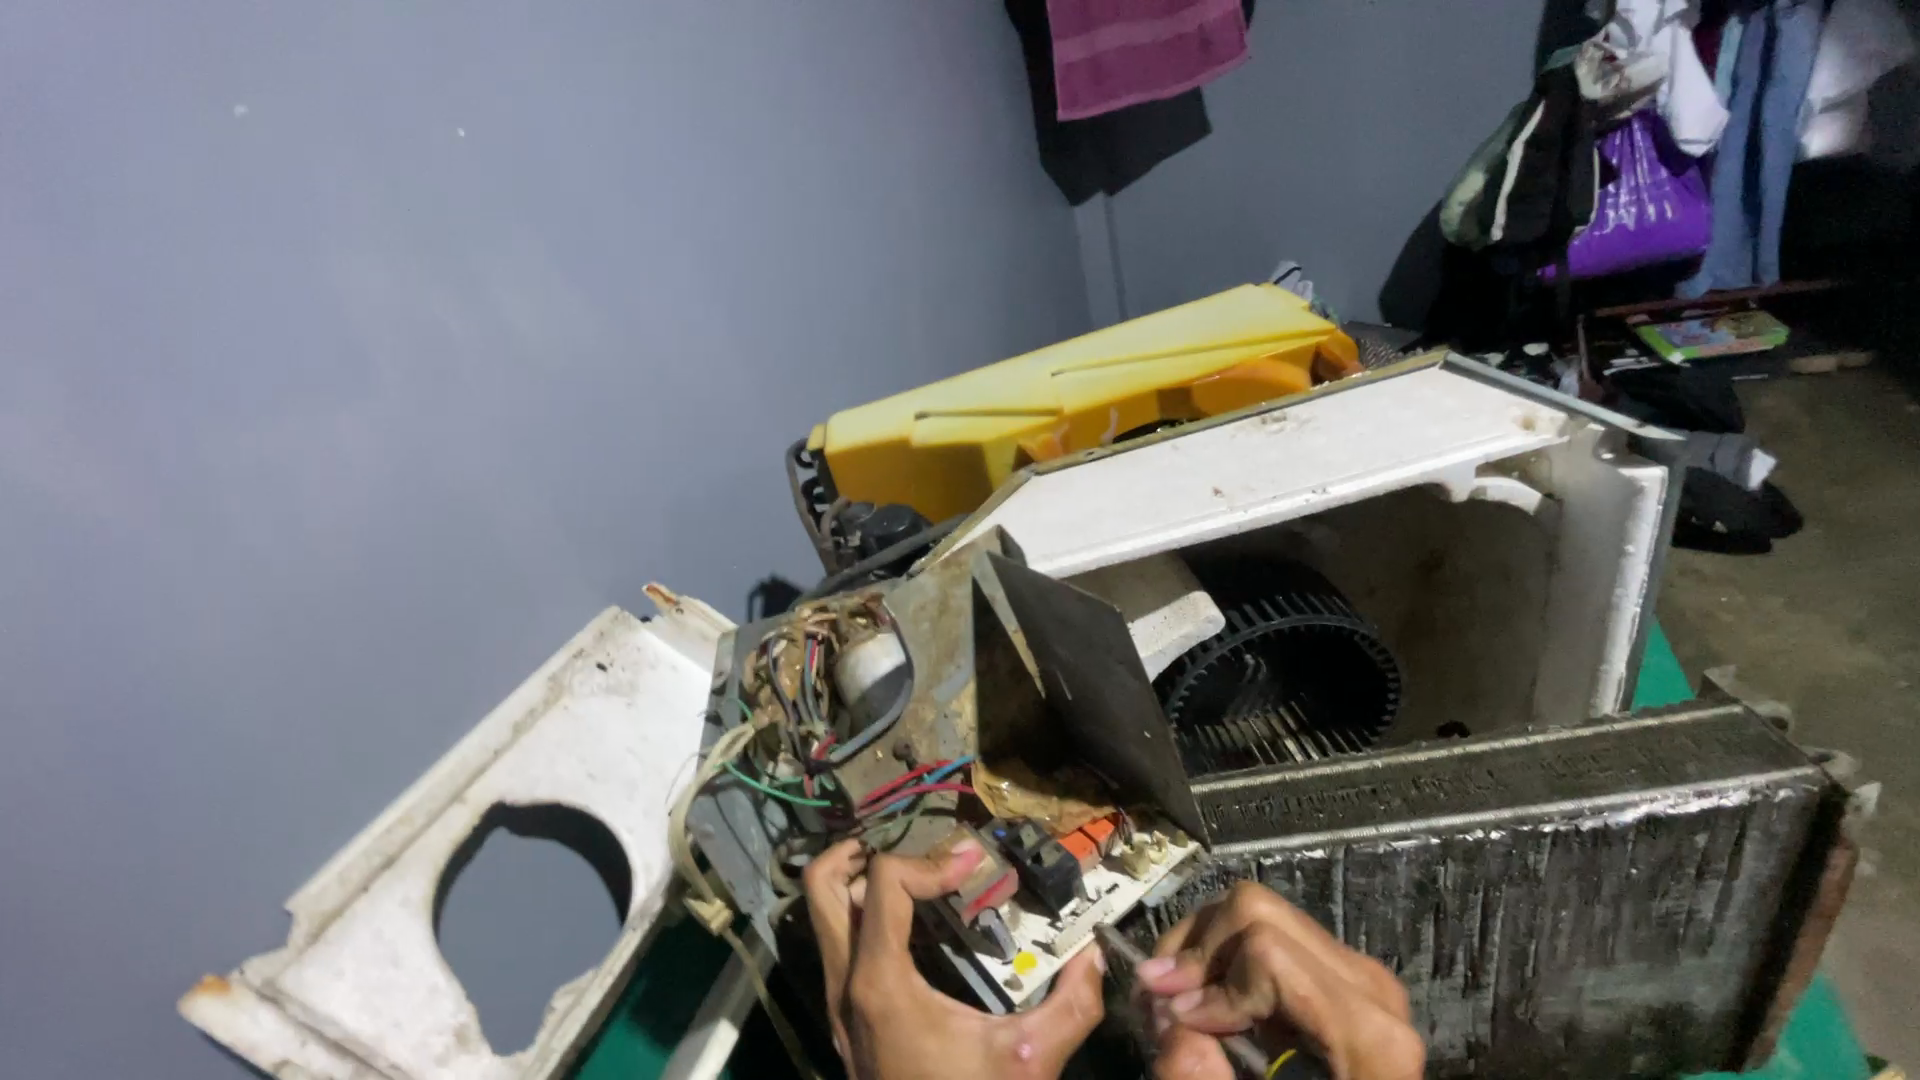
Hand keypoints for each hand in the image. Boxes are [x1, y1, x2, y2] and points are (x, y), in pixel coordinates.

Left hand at [802, 837, 1106, 1079]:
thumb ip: (1071, 1006)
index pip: (885, 883)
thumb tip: (1093, 958)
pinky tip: (908, 924)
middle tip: (910, 849)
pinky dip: (860, 915)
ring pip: (821, 915)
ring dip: (855, 881)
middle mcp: (845, 983)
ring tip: (908, 877)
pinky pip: (837, 944)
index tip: (972, 864)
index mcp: (881, 983)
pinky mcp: (846, 1016)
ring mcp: (837, 1001)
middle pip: (822, 887)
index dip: (929, 860)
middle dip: (858, 852)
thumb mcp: (1029, 1062)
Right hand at [1134, 882, 1422, 1079]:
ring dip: (1204, 945)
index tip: (1173, 1020)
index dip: (1209, 979)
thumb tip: (1168, 1016)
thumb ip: (1203, 1078)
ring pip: (1256, 907)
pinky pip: (1267, 925)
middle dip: (1196, 948)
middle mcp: (1367, 985)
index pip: (1265, 950)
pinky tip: (1211, 995)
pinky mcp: (1339, 967)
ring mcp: (1355, 968)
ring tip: (1179, 994)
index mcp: (1365, 1032)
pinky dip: (1224, 950)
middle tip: (1159, 995)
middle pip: (1255, 911)